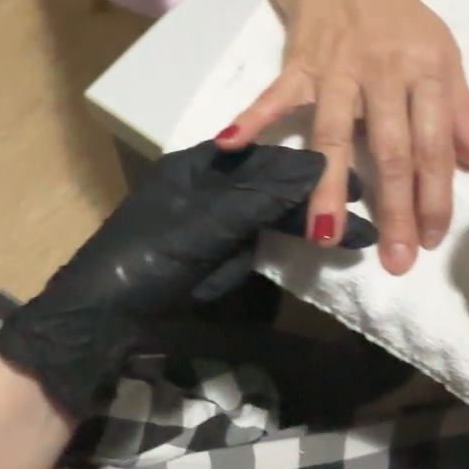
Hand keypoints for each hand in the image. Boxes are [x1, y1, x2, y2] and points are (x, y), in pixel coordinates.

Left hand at [0, 142, 375, 420]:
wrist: (104, 315)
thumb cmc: (147, 256)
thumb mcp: (205, 224)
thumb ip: (259, 197)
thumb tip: (317, 169)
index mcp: (195, 165)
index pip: (262, 154)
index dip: (305, 163)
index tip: (349, 171)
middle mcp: (208, 186)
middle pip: (270, 183)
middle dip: (314, 194)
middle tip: (364, 201)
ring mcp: (213, 222)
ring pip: (270, 214)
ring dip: (308, 221)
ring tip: (355, 231)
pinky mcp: (216, 254)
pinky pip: (261, 240)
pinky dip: (289, 243)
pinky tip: (319, 244)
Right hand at [222, 0, 468, 275]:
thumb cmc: (397, 17)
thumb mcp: (443, 52)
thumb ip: (458, 109)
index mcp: (426, 70)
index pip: (433, 144)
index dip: (435, 194)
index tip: (430, 238)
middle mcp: (384, 73)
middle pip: (390, 149)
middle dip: (394, 208)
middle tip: (396, 260)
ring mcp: (337, 70)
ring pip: (335, 134)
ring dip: (329, 185)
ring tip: (326, 236)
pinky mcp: (298, 65)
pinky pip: (275, 95)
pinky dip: (252, 117)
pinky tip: (230, 144)